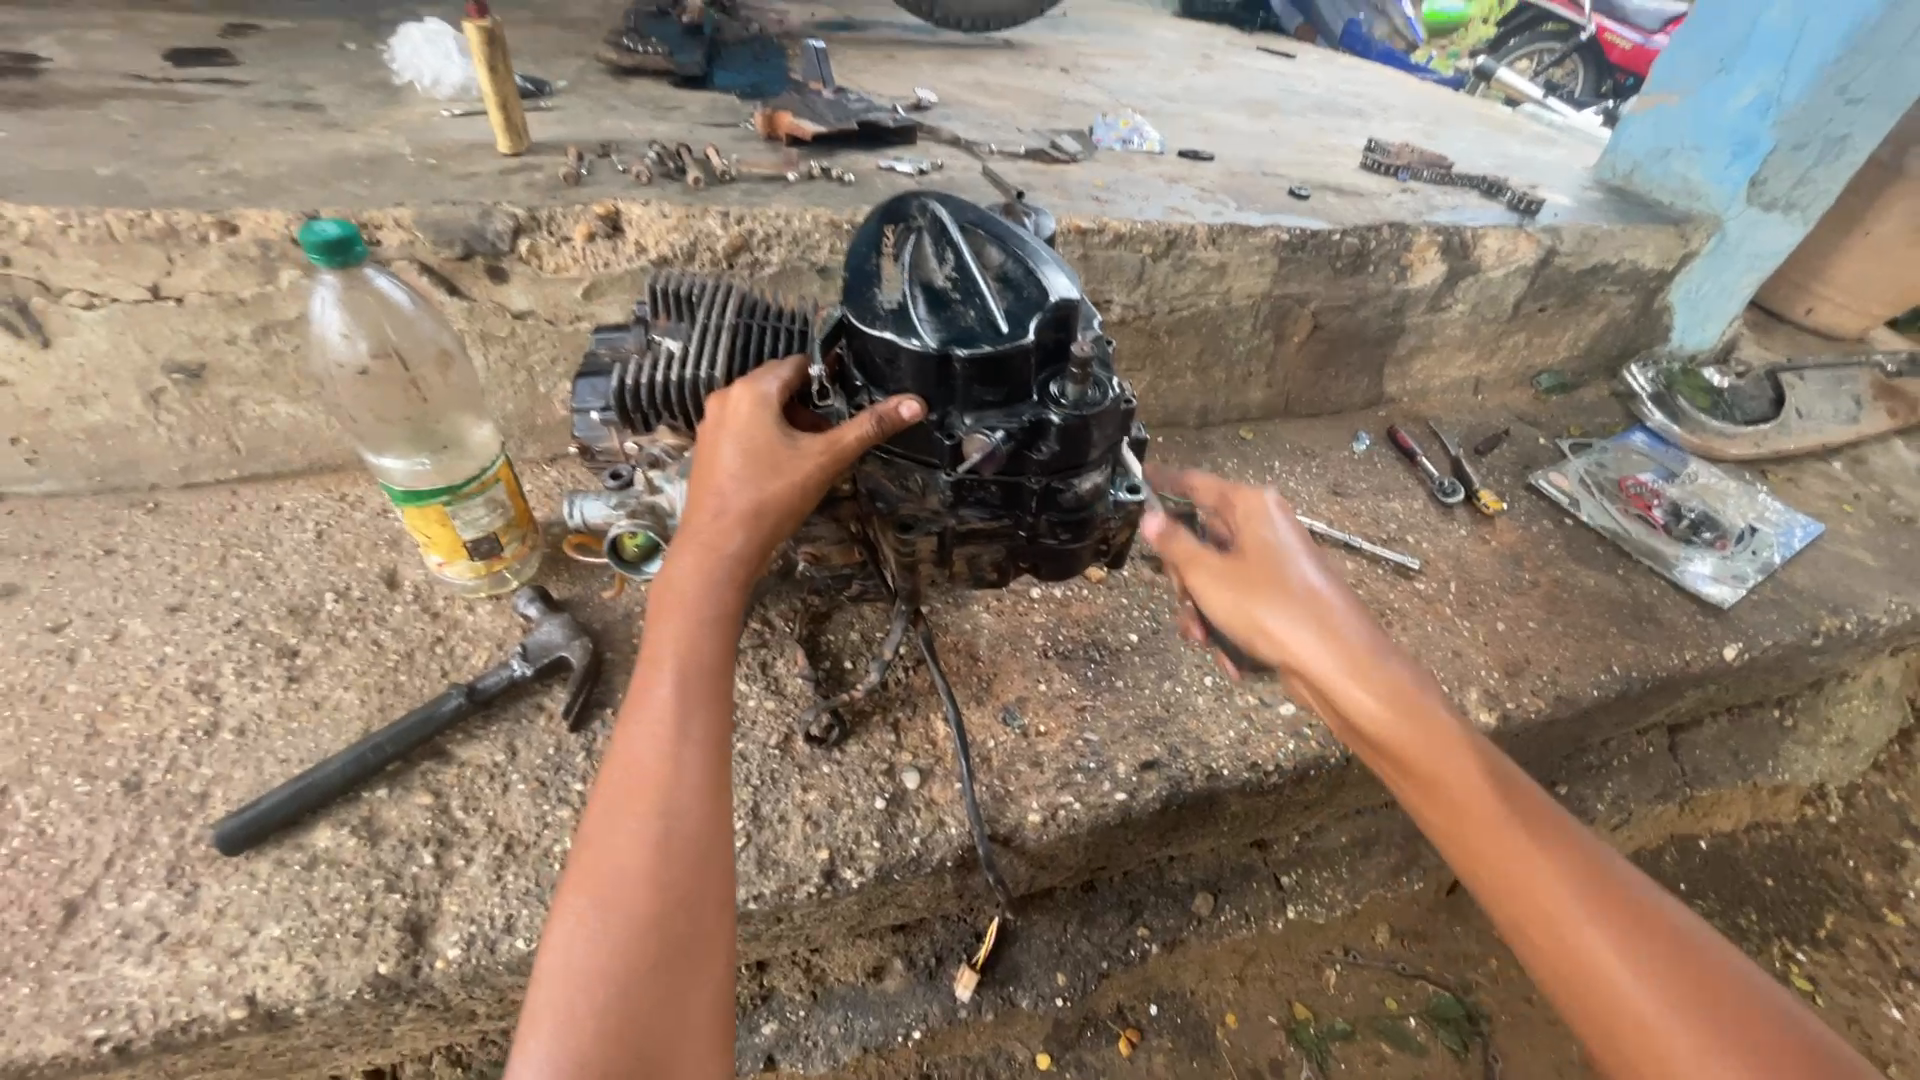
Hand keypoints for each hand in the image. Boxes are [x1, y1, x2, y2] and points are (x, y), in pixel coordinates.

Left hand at [670, 354, 924, 586]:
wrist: (720, 546)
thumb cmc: (774, 496)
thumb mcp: (827, 459)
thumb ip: (870, 427)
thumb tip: (916, 403)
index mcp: (753, 390)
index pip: (798, 364)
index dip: (827, 381)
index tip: (846, 404)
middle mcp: (726, 397)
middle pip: (777, 385)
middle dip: (807, 406)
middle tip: (828, 438)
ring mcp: (711, 423)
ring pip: (759, 408)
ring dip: (787, 423)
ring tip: (807, 457)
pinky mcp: (705, 448)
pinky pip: (741, 428)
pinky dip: (764, 437)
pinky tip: (778, 471)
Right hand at [1140, 466, 1426, 728]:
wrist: (1337, 664)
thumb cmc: (1269, 608)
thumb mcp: (1208, 575)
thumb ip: (1174, 544)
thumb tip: (1150, 517)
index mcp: (1250, 507)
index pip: (1195, 483)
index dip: (1164, 481)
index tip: (1140, 476)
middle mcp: (1263, 527)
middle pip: (1201, 539)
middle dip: (1185, 580)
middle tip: (1185, 603)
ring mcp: (1274, 563)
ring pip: (1215, 577)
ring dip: (1202, 611)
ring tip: (1205, 640)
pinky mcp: (1281, 596)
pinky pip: (1239, 602)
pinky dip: (1228, 627)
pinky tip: (1232, 657)